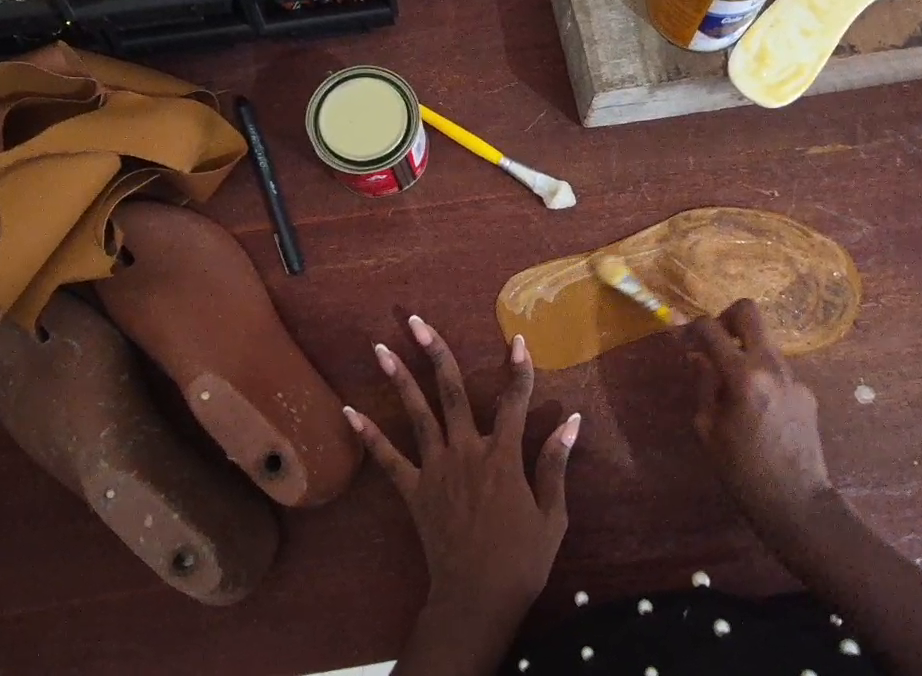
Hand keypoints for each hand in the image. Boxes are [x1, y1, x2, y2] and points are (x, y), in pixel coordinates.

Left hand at [345, 316, 579, 622]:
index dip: (518, 370)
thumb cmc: (521, 559)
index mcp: (503, 457)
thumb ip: (556, 464)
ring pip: (416, 414)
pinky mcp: (413, 491)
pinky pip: (388, 459)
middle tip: (415, 321)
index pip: (514, 402)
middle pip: (451, 392)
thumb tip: (572, 421)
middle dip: (435, 353)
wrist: (477, 600)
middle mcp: (467, 452)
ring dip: (399, 378)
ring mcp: (436, 469)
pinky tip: (349, 411)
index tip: (517, 339)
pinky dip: (369, 435)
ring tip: (379, 347)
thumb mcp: (552, 514)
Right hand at [686, 300, 834, 537]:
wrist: (796, 501)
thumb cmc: (742, 470)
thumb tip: (698, 357)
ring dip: (745, 351)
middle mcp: (771, 367)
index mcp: (742, 376)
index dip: (693, 327)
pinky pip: (778, 371)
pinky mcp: (807, 392)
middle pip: (749, 312)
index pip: (712, 329)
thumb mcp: (708, 429)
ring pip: (765, 342)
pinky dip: (762, 377)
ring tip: (732, 386)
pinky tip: (757, 410)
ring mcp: (794, 378)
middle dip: (726, 317)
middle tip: (715, 341)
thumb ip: (703, 385)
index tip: (684, 339)